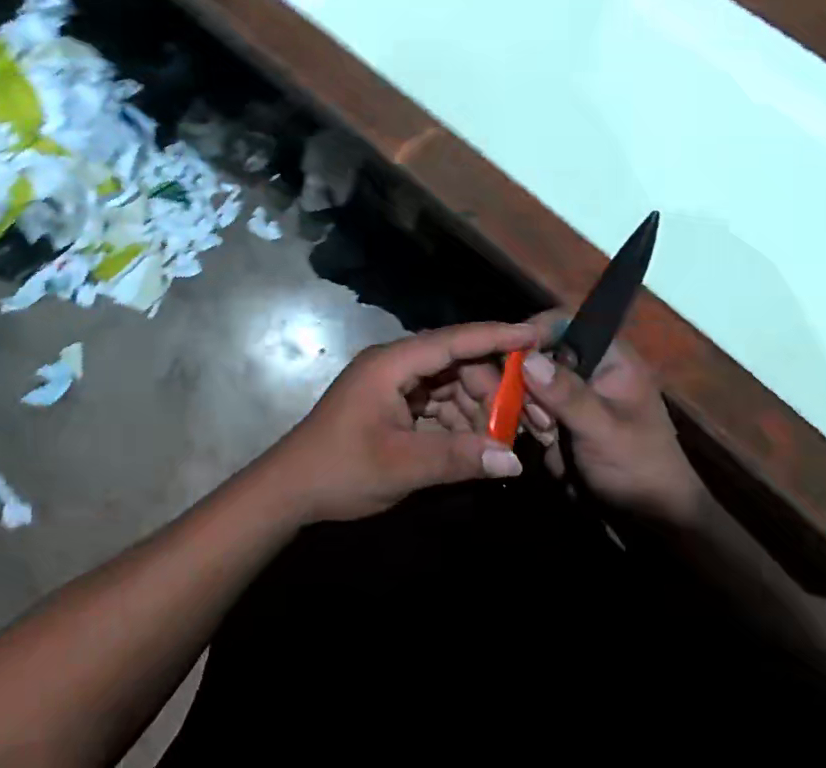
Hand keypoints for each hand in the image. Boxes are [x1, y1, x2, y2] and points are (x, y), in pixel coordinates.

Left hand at [256, 322, 535, 523]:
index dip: (497, 335)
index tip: (536, 335)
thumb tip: (513, 460)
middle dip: (489, 389)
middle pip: (456, 362)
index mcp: (391, 364)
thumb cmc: (339, 470)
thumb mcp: (401, 466)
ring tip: (496, 441)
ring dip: (475, 409)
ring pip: (449, 385)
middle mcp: (395, 365)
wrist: (289, 490)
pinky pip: (436, 404)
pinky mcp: (393, 405)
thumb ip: (458, 458)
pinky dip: (457, 422)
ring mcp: (393, 385)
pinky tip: (473, 446)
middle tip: (517, 421)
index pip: (453, 340)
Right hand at [434, 310, 705, 524]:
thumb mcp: (603, 431)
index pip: (565, 321)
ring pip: (531, 387)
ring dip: (532, 413)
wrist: (654, 524)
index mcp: (612, 358)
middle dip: (531, 386)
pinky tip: (546, 449)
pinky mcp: (563, 422)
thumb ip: (566, 393)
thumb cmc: (640, 469)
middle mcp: (591, 370)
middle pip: (539, 355)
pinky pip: (533, 413)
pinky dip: (533, 430)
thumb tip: (527, 356)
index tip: (509, 355)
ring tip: (548, 440)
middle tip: (542, 419)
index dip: (535, 332)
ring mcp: (575, 398)